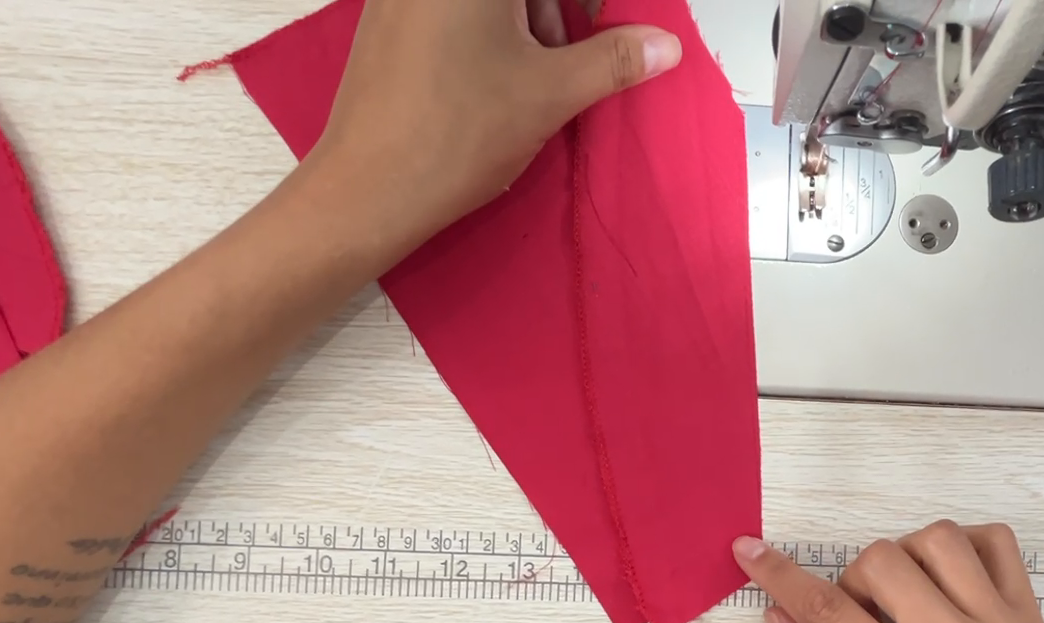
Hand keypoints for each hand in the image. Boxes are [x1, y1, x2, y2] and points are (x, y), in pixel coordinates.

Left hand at [298, 0, 680, 268]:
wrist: (374, 183)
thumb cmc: (465, 132)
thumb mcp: (551, 95)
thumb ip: (612, 61)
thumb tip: (669, 45)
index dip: (586, 14)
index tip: (600, 43)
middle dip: (555, 17)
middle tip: (564, 66)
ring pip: (493, 2)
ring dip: (527, 27)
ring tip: (526, 86)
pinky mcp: (389, 12)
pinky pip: (456, 11)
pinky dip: (488, 35)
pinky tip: (489, 84)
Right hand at [732, 522, 1043, 622]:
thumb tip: (778, 617)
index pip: (831, 616)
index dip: (781, 577)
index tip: (749, 550)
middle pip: (882, 562)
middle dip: (853, 580)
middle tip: (865, 616)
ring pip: (937, 539)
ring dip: (903, 556)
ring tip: (906, 595)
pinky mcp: (1031, 614)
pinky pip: (995, 539)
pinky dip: (960, 544)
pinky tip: (947, 578)